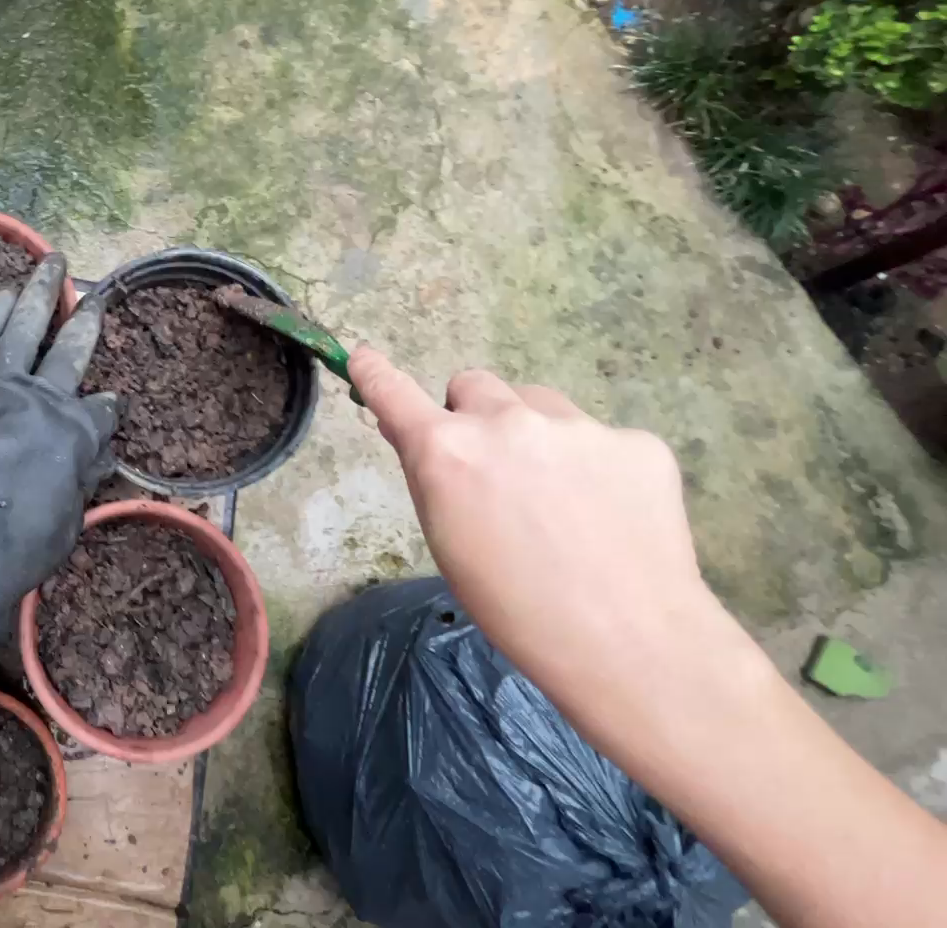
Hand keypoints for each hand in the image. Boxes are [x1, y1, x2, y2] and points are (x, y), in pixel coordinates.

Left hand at [0, 254, 116, 705]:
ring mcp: (3, 388)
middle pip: (70, 352)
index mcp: (79, 436)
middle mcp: (47, 401)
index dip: (105, 410)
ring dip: (41, 293)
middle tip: (97, 297)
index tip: (108, 404)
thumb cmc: (18, 551)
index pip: (102, 412)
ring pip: (26, 329)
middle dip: (85, 323)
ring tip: (52, 262)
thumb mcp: (70, 521)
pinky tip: (4, 293)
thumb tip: (103, 449)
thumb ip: (84, 476)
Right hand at [347, 347, 731, 721]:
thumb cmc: (509, 603)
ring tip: (556, 492)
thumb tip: (418, 435)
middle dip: (471, 415)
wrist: (627, 641)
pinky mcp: (636, 442)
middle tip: (489, 465)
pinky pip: (595, 436)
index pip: (393, 393)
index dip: (374, 374)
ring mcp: (576, 427)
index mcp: (445, 450)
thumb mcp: (444, 536)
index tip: (362, 355)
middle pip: (473, 385)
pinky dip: (592, 463)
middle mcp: (504, 422)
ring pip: (537, 403)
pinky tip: (607, 511)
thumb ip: (430, 474)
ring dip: (530, 430)